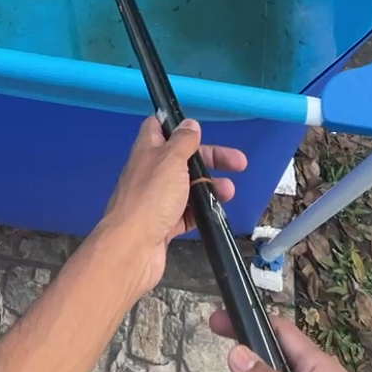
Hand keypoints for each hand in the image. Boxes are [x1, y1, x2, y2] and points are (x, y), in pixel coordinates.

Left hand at [91, 118, 246, 297]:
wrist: (133, 247)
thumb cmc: (152, 197)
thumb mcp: (170, 160)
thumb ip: (182, 141)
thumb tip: (189, 123)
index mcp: (148, 149)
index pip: (159, 127)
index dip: (178, 125)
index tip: (199, 130)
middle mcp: (151, 171)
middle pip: (183, 158)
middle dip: (210, 158)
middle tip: (238, 163)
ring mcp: (157, 199)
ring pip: (187, 186)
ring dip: (210, 186)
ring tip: (229, 192)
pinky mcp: (163, 223)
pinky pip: (186, 213)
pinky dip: (201, 211)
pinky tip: (215, 212)